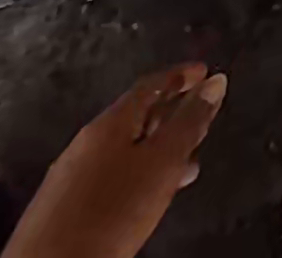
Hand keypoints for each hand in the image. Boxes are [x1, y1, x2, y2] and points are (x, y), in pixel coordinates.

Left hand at [1, 64, 227, 257]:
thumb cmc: (114, 209)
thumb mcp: (165, 159)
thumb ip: (192, 119)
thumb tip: (215, 82)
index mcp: (109, 125)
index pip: (151, 84)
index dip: (182, 75)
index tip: (208, 72)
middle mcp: (86, 144)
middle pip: (138, 114)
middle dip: (174, 110)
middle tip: (204, 112)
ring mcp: (72, 176)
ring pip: (128, 146)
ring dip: (162, 143)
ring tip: (190, 154)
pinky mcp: (66, 206)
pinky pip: (115, 171)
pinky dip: (143, 168)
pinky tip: (157, 187)